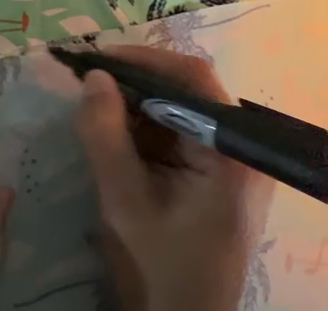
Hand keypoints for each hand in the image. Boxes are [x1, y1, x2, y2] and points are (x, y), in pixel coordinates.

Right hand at [76, 46, 275, 310]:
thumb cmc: (159, 267)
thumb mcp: (123, 199)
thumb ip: (105, 133)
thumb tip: (93, 75)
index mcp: (231, 152)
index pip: (192, 78)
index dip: (142, 59)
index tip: (97, 59)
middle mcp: (240, 149)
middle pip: (186, 88)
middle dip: (134, 79)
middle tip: (88, 76)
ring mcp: (230, 163)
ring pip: (178, 107)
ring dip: (135, 101)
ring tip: (93, 99)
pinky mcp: (214, 176)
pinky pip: (177, 131)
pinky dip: (143, 125)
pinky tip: (113, 129)